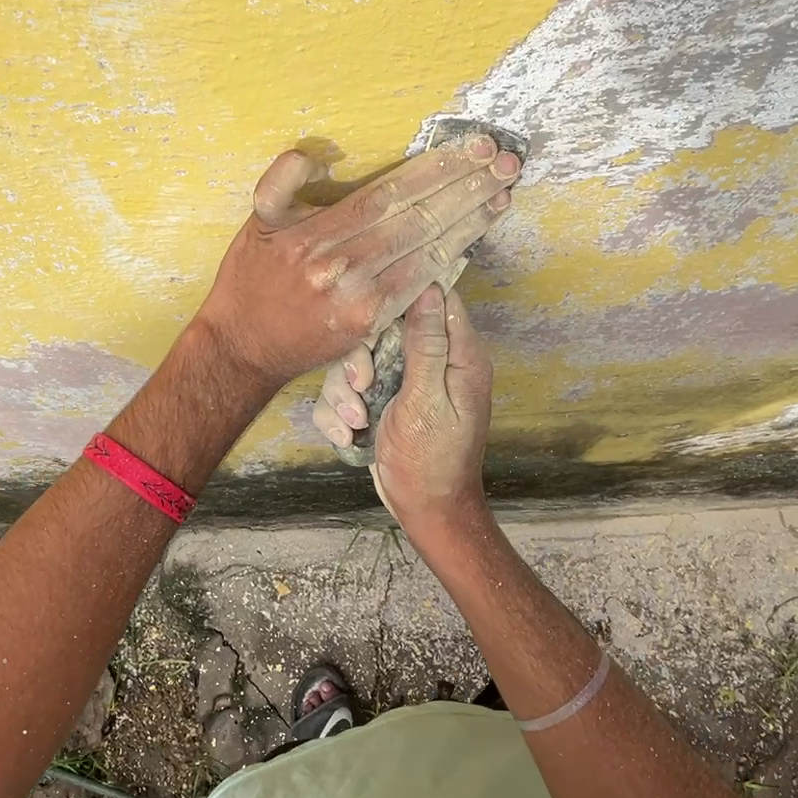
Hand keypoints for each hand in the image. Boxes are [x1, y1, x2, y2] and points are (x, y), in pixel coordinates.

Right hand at [193, 139, 519, 388]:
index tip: (470, 148)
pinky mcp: (369, 325)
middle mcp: (340, 268)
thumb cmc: (250, 279)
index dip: (434, 170)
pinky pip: (418, 286)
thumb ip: (279, 184)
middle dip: (465, 188)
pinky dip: (449, 260)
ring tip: (501, 193)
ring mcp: (358, 300)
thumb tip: (312, 156)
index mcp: (314, 235)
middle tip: (504, 162)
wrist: (243, 347)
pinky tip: (473, 238)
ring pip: (425, 252)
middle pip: (416, 220)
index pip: (387, 194)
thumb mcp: (254, 221)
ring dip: (469, 223)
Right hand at [313, 284, 491, 529]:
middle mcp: (429, 361)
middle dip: (360, 359)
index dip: (399, 300)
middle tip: (362, 387)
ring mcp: (401, 380)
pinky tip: (350, 435)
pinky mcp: (378, 399)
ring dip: (346, 393)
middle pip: (381, 327)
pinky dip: (341, 413)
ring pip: (355, 360)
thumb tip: (429, 287)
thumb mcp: (428, 402)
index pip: (433, 298)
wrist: (422, 510)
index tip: (373, 319)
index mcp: (457, 355)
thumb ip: (427, 346)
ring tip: (358, 421)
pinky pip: (345, 390)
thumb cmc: (433, 461)